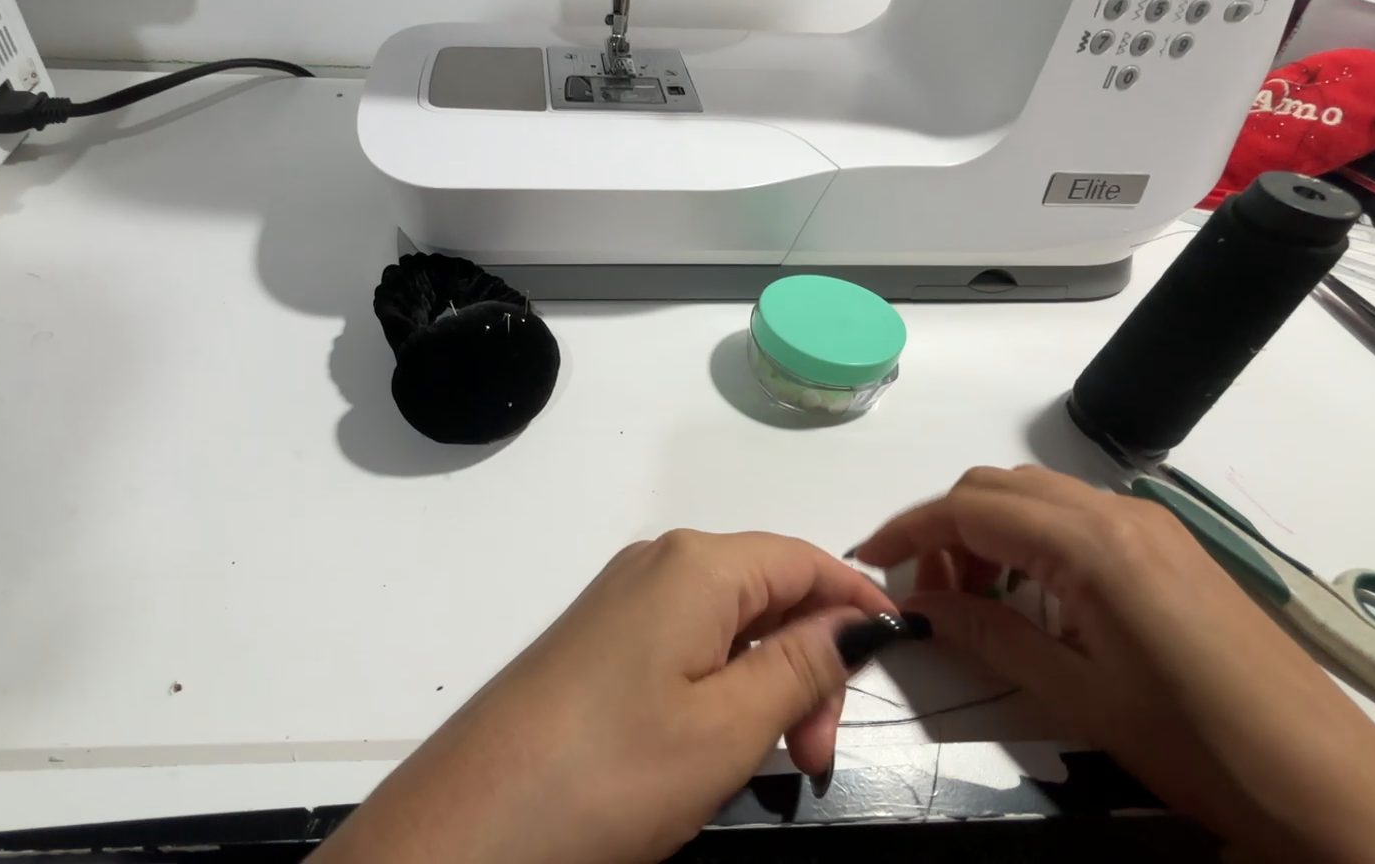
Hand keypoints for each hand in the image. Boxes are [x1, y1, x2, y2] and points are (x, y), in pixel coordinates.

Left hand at [309, 531, 895, 863]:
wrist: (476, 816)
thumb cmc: (615, 766)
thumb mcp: (729, 725)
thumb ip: (802, 664)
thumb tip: (857, 618)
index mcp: (695, 564)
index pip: (800, 558)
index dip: (855, 598)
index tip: (899, 652)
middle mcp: (657, 563)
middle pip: (765, 591)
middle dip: (808, 662)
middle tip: (812, 755)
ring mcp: (622, 599)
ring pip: (727, 621)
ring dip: (766, 681)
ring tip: (771, 760)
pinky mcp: (600, 637)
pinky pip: (686, 640)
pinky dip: (722, 683)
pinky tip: (717, 739)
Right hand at [853, 465, 1374, 863]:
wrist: (1334, 792)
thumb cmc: (1195, 743)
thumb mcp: (1074, 694)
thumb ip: (986, 634)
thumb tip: (918, 606)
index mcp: (1089, 543)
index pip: (968, 509)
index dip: (908, 529)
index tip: (867, 558)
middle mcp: (1115, 512)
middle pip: (994, 487)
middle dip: (944, 528)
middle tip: (927, 590)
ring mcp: (1148, 523)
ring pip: (1031, 495)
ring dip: (985, 529)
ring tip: (974, 596)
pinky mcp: (1168, 544)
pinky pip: (1072, 515)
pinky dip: (1028, 538)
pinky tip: (1032, 594)